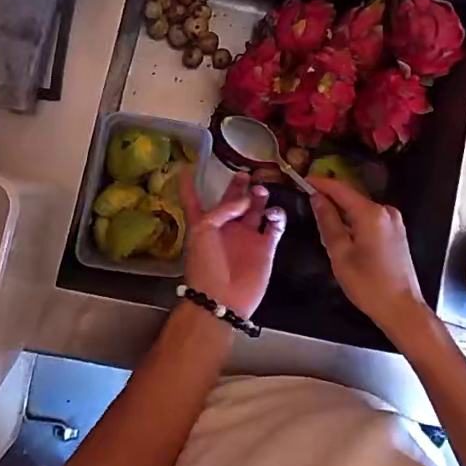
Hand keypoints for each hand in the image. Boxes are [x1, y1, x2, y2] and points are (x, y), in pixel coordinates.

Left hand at [176, 171, 285, 318]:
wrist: (221, 298)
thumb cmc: (205, 263)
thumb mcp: (204, 229)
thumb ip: (225, 208)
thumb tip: (248, 199)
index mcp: (205, 223)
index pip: (195, 200)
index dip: (190, 184)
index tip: (188, 166)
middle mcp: (227, 226)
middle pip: (233, 200)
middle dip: (239, 185)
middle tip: (247, 173)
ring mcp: (248, 236)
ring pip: (256, 209)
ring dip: (259, 198)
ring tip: (261, 191)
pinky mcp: (266, 246)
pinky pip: (275, 225)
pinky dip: (277, 216)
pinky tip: (273, 213)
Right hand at [306, 177, 432, 338]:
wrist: (402, 309)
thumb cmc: (368, 284)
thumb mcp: (340, 253)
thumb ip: (328, 222)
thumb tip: (317, 198)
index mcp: (372, 213)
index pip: (341, 189)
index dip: (320, 183)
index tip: (302, 180)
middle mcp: (386, 211)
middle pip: (352, 198)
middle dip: (330, 200)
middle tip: (308, 205)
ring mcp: (394, 221)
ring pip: (361, 209)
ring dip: (342, 213)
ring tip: (323, 224)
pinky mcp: (397, 232)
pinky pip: (371, 219)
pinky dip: (355, 222)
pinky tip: (344, 235)